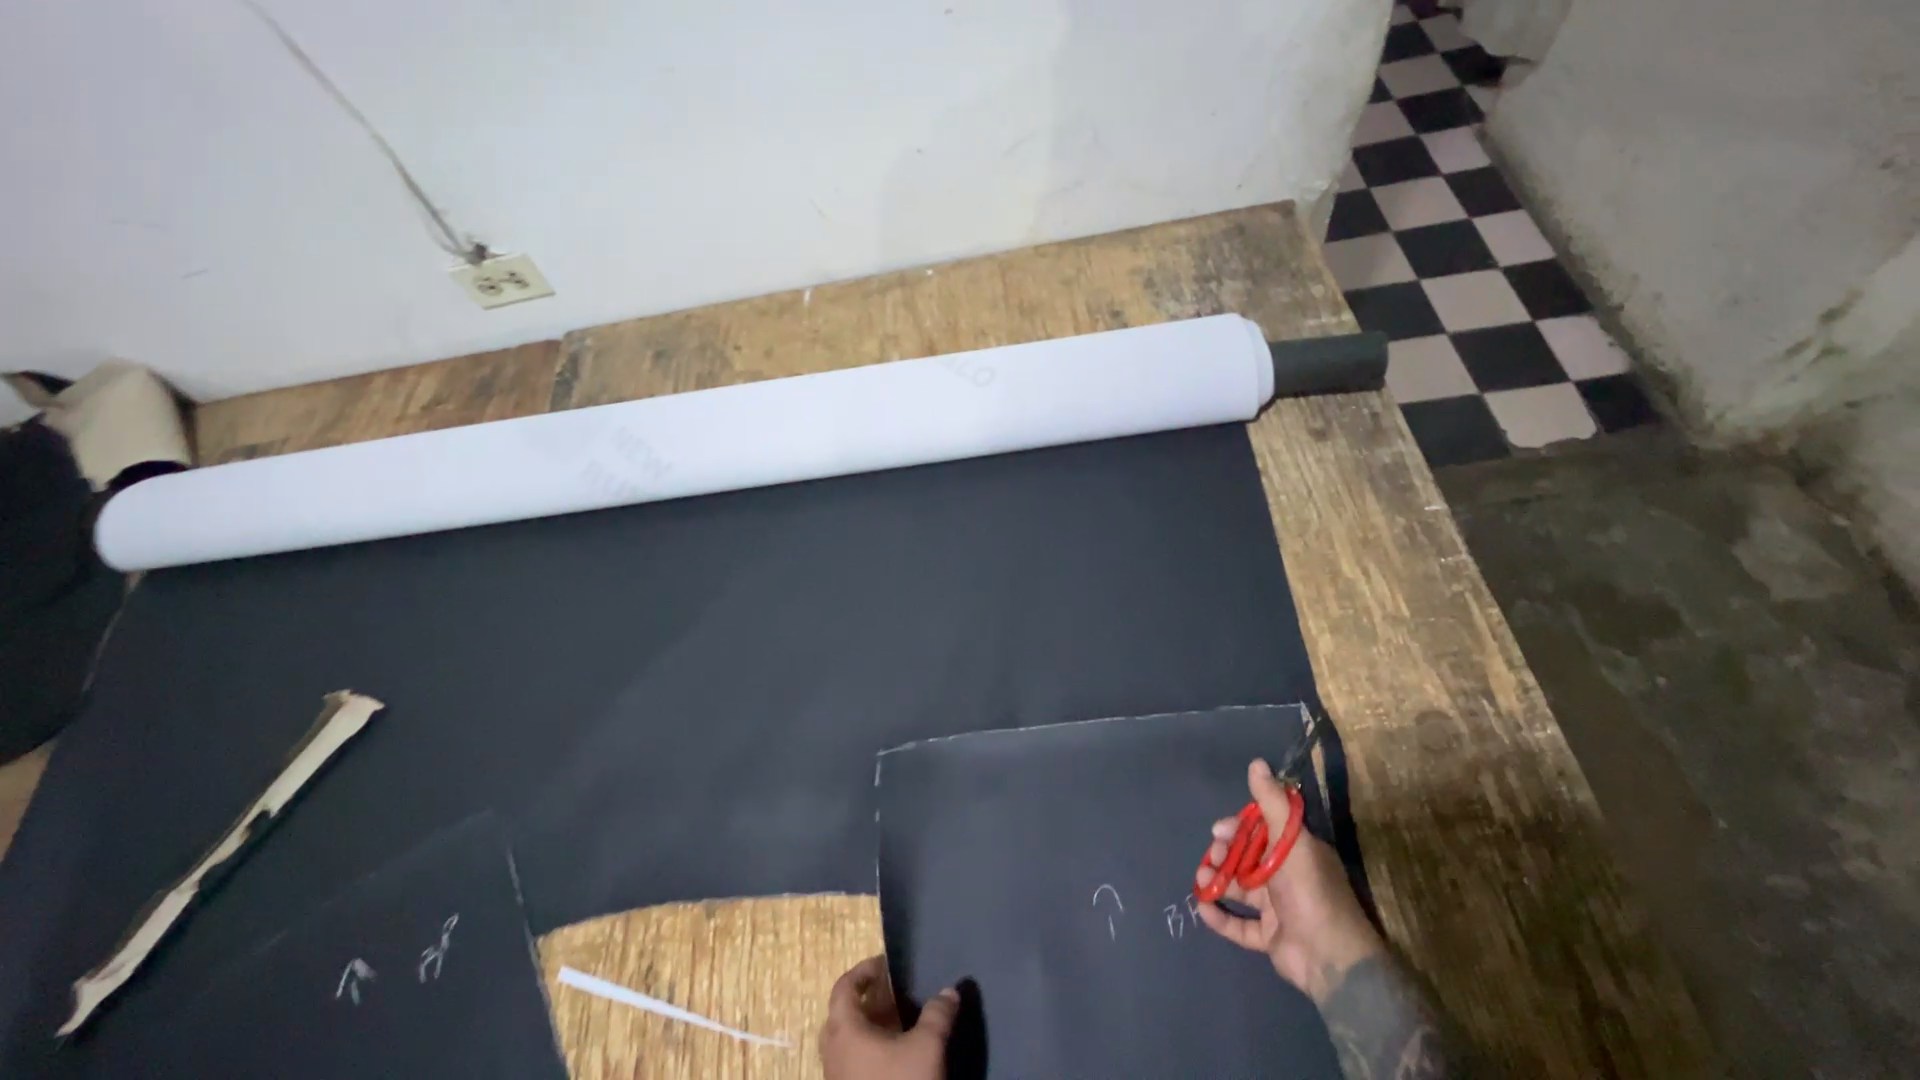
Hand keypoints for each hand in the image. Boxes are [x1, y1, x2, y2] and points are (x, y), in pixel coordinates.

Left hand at [819, 955, 957, 1079]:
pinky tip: (895, 1055)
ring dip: (869, 1026)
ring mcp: (836, 1075)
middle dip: (867, 999)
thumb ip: (938, 1014)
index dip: (863, 971)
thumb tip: (949, 991)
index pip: (843, 987)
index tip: (885, 964)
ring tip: (898, 1022)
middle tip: (893, 992)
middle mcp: (833, 1050)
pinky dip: (869, 1049)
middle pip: (842, 1013)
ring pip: (847, 1040)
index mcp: (844, 1030)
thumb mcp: (927, 1047)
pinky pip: (851, 1061)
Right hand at [1194, 758, 1385, 1003]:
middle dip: (1223, 854)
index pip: (1262, 831)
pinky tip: (1203, 909)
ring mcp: (1277, 908)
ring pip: (1238, 889)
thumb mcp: (1293, 842)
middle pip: (1246, 858)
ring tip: (1202, 882)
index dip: (1238, 828)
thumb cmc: (1311, 893)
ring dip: (1217, 881)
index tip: (1219, 830)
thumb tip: (1257, 763)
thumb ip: (1272, 804)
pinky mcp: (1268, 937)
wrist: (1330, 958)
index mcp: (1296, 853)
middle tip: (1211, 858)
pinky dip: (1220, 916)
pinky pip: (1238, 925)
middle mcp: (1287, 877)